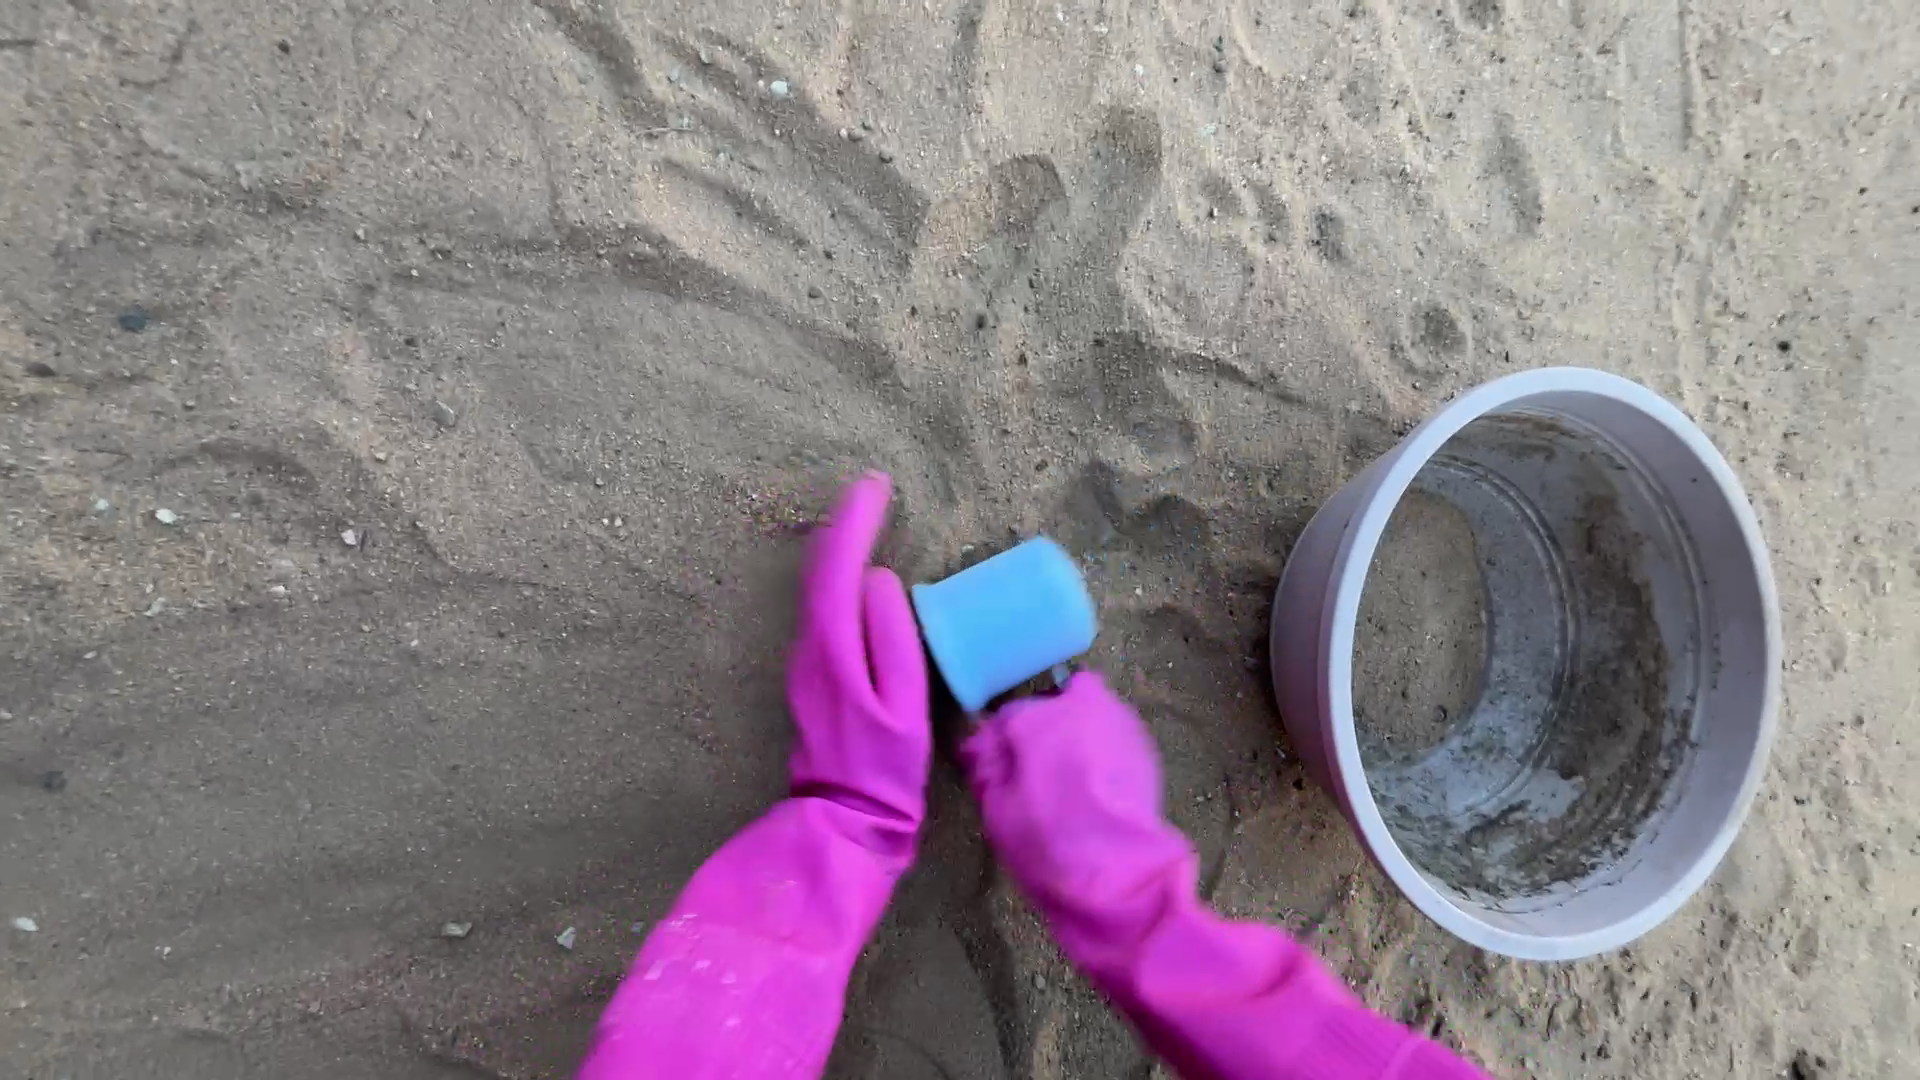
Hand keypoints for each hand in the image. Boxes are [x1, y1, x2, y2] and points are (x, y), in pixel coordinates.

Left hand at [786, 471, 930, 866]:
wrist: (843, 822)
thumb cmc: (885, 770)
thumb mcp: (904, 705)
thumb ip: (895, 639)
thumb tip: (880, 581)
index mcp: (833, 650)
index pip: (838, 569)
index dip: (855, 522)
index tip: (875, 484)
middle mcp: (809, 647)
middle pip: (820, 570)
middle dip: (844, 524)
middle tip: (872, 489)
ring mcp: (805, 661)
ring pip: (818, 587)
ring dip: (839, 546)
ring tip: (866, 515)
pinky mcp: (812, 673)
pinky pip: (823, 607)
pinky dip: (837, 575)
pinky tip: (854, 568)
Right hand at [959, 672, 1177, 924]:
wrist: (1116, 867)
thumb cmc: (1045, 837)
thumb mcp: (997, 809)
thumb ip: (989, 769)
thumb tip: (983, 750)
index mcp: (1032, 717)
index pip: (1007, 716)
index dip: (1001, 744)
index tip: (998, 769)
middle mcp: (1076, 705)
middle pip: (1054, 703)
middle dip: (1047, 727)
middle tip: (1041, 769)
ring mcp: (1117, 720)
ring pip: (1092, 711)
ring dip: (1082, 732)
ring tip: (1077, 778)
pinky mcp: (1147, 746)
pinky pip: (1116, 735)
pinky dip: (1107, 751)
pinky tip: (1103, 787)